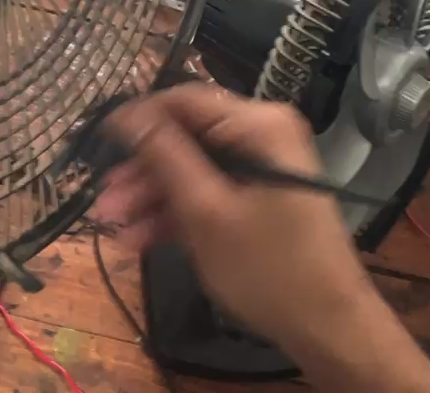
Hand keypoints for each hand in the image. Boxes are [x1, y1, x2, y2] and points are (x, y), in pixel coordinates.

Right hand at [91, 85, 429, 392]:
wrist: (329, 330)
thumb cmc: (269, 268)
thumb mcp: (206, 211)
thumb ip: (165, 155)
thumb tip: (126, 111)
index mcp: (259, 123)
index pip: (186, 99)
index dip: (140, 118)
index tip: (100, 140)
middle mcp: (262, 132)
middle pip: (187, 137)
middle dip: (143, 171)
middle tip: (104, 200)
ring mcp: (262, 164)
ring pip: (194, 167)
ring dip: (153, 196)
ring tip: (113, 226)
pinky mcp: (259, 194)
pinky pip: (211, 188)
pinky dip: (179, 211)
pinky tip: (141, 239)